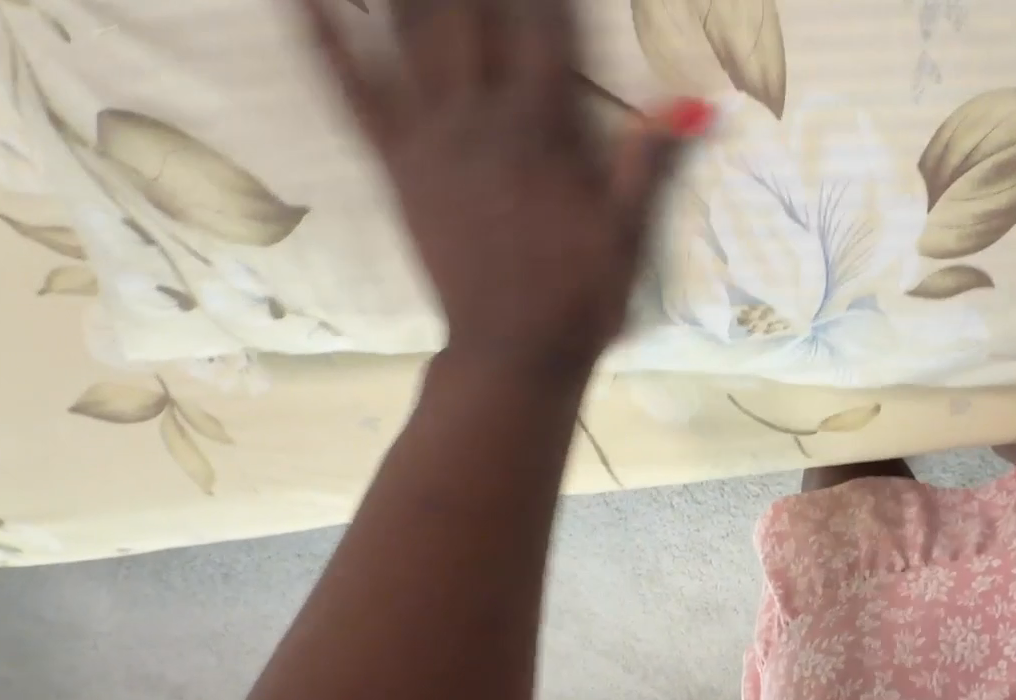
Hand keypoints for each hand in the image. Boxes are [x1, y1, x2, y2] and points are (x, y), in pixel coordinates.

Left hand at [296, 0, 710, 372]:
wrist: (516, 351)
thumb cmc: (582, 297)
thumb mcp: (629, 234)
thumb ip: (649, 162)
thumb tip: (693, 104)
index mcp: (544, 133)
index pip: (546, 30)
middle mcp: (480, 118)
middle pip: (468, 14)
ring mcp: (429, 138)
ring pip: (407, 33)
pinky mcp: (395, 164)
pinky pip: (351, 92)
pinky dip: (323, 39)